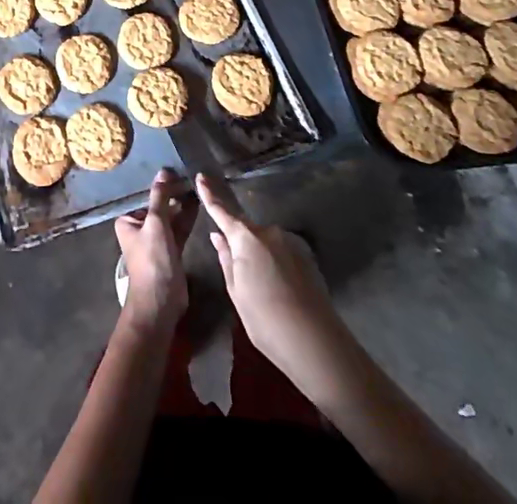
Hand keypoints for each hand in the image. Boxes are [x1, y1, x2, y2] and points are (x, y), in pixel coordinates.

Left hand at [114, 169, 197, 333]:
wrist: (161, 301)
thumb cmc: (153, 259)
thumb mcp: (155, 223)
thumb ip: (160, 197)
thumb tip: (163, 171)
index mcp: (128, 221)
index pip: (148, 198)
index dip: (164, 186)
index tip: (181, 173)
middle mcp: (140, 229)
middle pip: (160, 207)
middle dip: (175, 195)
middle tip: (194, 179)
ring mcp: (156, 241)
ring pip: (171, 218)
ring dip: (183, 205)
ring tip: (199, 188)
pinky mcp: (171, 252)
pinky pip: (179, 230)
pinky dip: (187, 219)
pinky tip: (198, 205)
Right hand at [196, 173, 343, 376]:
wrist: (315, 342)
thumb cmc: (264, 318)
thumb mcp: (236, 291)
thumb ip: (226, 259)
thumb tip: (218, 236)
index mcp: (246, 237)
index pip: (222, 211)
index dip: (210, 194)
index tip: (201, 176)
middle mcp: (270, 232)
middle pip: (245, 229)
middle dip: (237, 241)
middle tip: (236, 272)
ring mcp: (291, 244)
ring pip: (264, 243)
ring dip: (257, 256)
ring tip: (258, 290)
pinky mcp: (306, 258)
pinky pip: (280, 253)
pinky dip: (273, 265)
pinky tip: (276, 290)